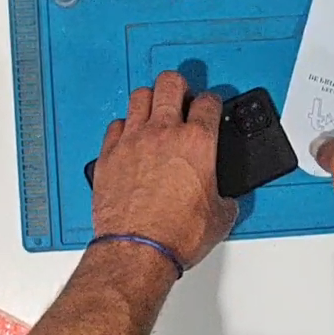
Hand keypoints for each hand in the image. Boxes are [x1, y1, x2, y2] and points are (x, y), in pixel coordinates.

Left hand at [91, 71, 238, 268]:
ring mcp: (133, 141)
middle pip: (170, 84)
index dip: (212, 102)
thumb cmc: (176, 235)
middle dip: (179, 86)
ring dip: (151, 99)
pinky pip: (116, 125)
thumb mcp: (220, 217)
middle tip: (182, 96)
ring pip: (140, 96)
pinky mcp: (109, 155)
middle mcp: (164, 134)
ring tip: (155, 109)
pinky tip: (129, 135)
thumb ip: (224, 197)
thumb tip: (223, 200)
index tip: (210, 106)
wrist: (139, 250)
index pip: (208, 103)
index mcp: (197, 143)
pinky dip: (124, 126)